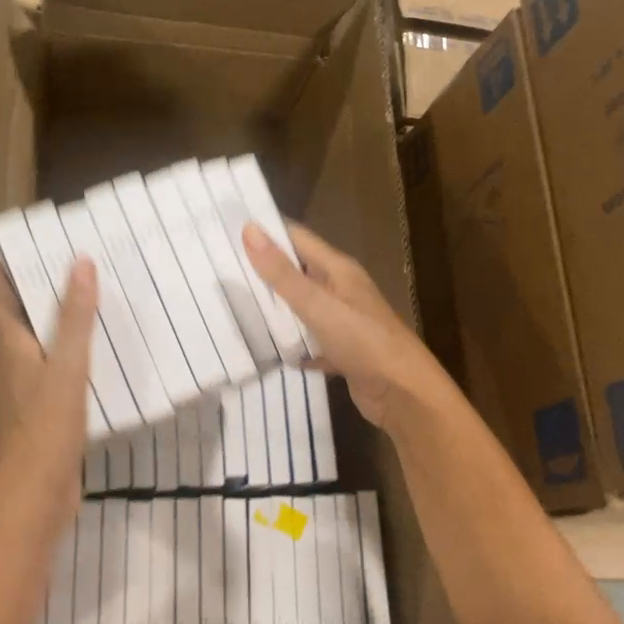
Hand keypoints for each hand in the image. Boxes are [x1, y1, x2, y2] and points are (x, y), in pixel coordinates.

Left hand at [0, 242, 98, 522]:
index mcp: (12, 350)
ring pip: (37, 344)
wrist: (35, 498)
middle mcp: (14, 366)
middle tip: (53, 258)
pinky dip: (70, 353)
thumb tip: (80, 263)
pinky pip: (57, 370)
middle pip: (15, 318)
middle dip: (27, 288)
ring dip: (51, 320)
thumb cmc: (45, 430)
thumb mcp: (67, 369)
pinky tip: (94, 355)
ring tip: (79, 297)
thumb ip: (74, 319)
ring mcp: (27, 393)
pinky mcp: (44, 416)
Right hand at [242, 222, 453, 435]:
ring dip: (274, 309)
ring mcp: (343, 322)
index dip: (265, 231)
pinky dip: (291, 345)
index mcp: (339, 270)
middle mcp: (341, 290)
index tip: (227, 229)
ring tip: (231, 305)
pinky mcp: (342, 352)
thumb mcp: (318, 305)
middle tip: (219, 269)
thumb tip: (249, 228)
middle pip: (297, 272)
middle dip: (263, 271)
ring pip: (302, 308)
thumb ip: (282, 272)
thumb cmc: (364, 342)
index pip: (297, 238)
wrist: (404, 395)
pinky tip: (266, 350)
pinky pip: (309, 342)